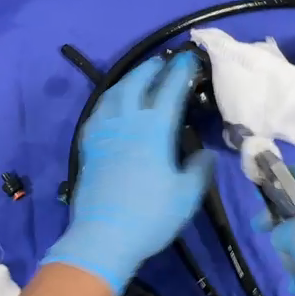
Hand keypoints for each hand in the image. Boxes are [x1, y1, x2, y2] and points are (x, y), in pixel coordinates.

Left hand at [44, 54, 213, 294]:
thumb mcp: (186, 194)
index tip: (190, 59)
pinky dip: (109, 99)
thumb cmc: (150, 215)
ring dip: (128, 79)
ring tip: (138, 76)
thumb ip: (198, 169)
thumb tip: (205, 153)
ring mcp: (103, 131)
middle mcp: (126, 121)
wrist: (104, 236)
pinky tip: (112, 104)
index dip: (181, 71)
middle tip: (163, 62)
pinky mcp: (88, 146)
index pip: (169, 89)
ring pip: (113, 93)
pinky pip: (98, 111)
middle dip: (151, 68)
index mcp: (153, 128)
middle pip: (137, 82)